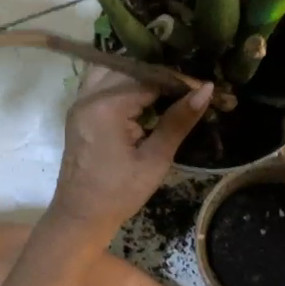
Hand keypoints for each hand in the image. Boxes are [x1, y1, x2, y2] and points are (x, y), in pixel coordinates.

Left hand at [50, 67, 211, 235]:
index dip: (178, 80)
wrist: (80, 217)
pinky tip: (142, 95)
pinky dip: (122, 82)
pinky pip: (100, 82)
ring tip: (166, 88)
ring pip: (112, 69)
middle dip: (160, 74)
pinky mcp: (78, 111)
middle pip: (130, 68)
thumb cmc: (119, 193)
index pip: (149, 78)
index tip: (202, 87)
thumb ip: (178, 121)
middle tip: (187, 87)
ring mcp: (80, 102)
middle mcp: (89, 96)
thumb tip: (206, 89)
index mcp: (107, 107)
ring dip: (139, 74)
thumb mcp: (155, 159)